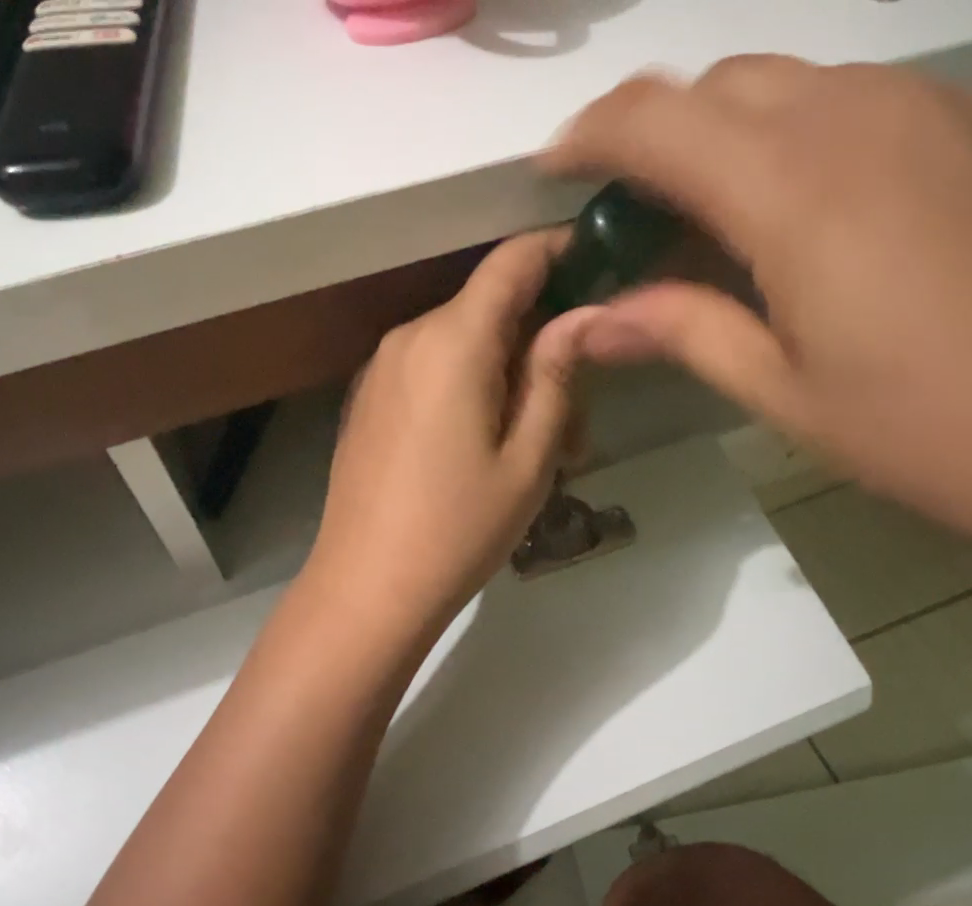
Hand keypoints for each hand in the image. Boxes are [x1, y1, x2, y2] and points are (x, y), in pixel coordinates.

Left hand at [304, 231, 596, 626]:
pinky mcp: (369, 400)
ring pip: (463, 344)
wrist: (366, 589)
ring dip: (509, 376)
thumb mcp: (528, 457)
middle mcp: (409, 337)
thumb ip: (556, 374)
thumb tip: (586, 312)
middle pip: (490, 309)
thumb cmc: (459, 530)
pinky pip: (432, 371)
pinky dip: (471, 391)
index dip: (560, 250)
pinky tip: (486, 451)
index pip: (512, 261)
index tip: (604, 263)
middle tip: (578, 421)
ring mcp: (381, 369)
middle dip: (542, 344)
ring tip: (538, 451)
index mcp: (452, 341)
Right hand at [547, 57, 971, 589]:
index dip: (591, 137)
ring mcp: (958, 103)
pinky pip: (902, 105)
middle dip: (671, 137)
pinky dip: (848, 144)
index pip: (653, 119)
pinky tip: (873, 222)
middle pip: (729, 86)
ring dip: (758, 139)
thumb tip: (587, 321)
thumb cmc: (935, 434)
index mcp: (792, 187)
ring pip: (817, 88)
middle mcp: (867, 113)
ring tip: (762, 226)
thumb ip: (682, 332)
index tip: (560, 172)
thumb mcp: (787, 394)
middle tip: (659, 219)